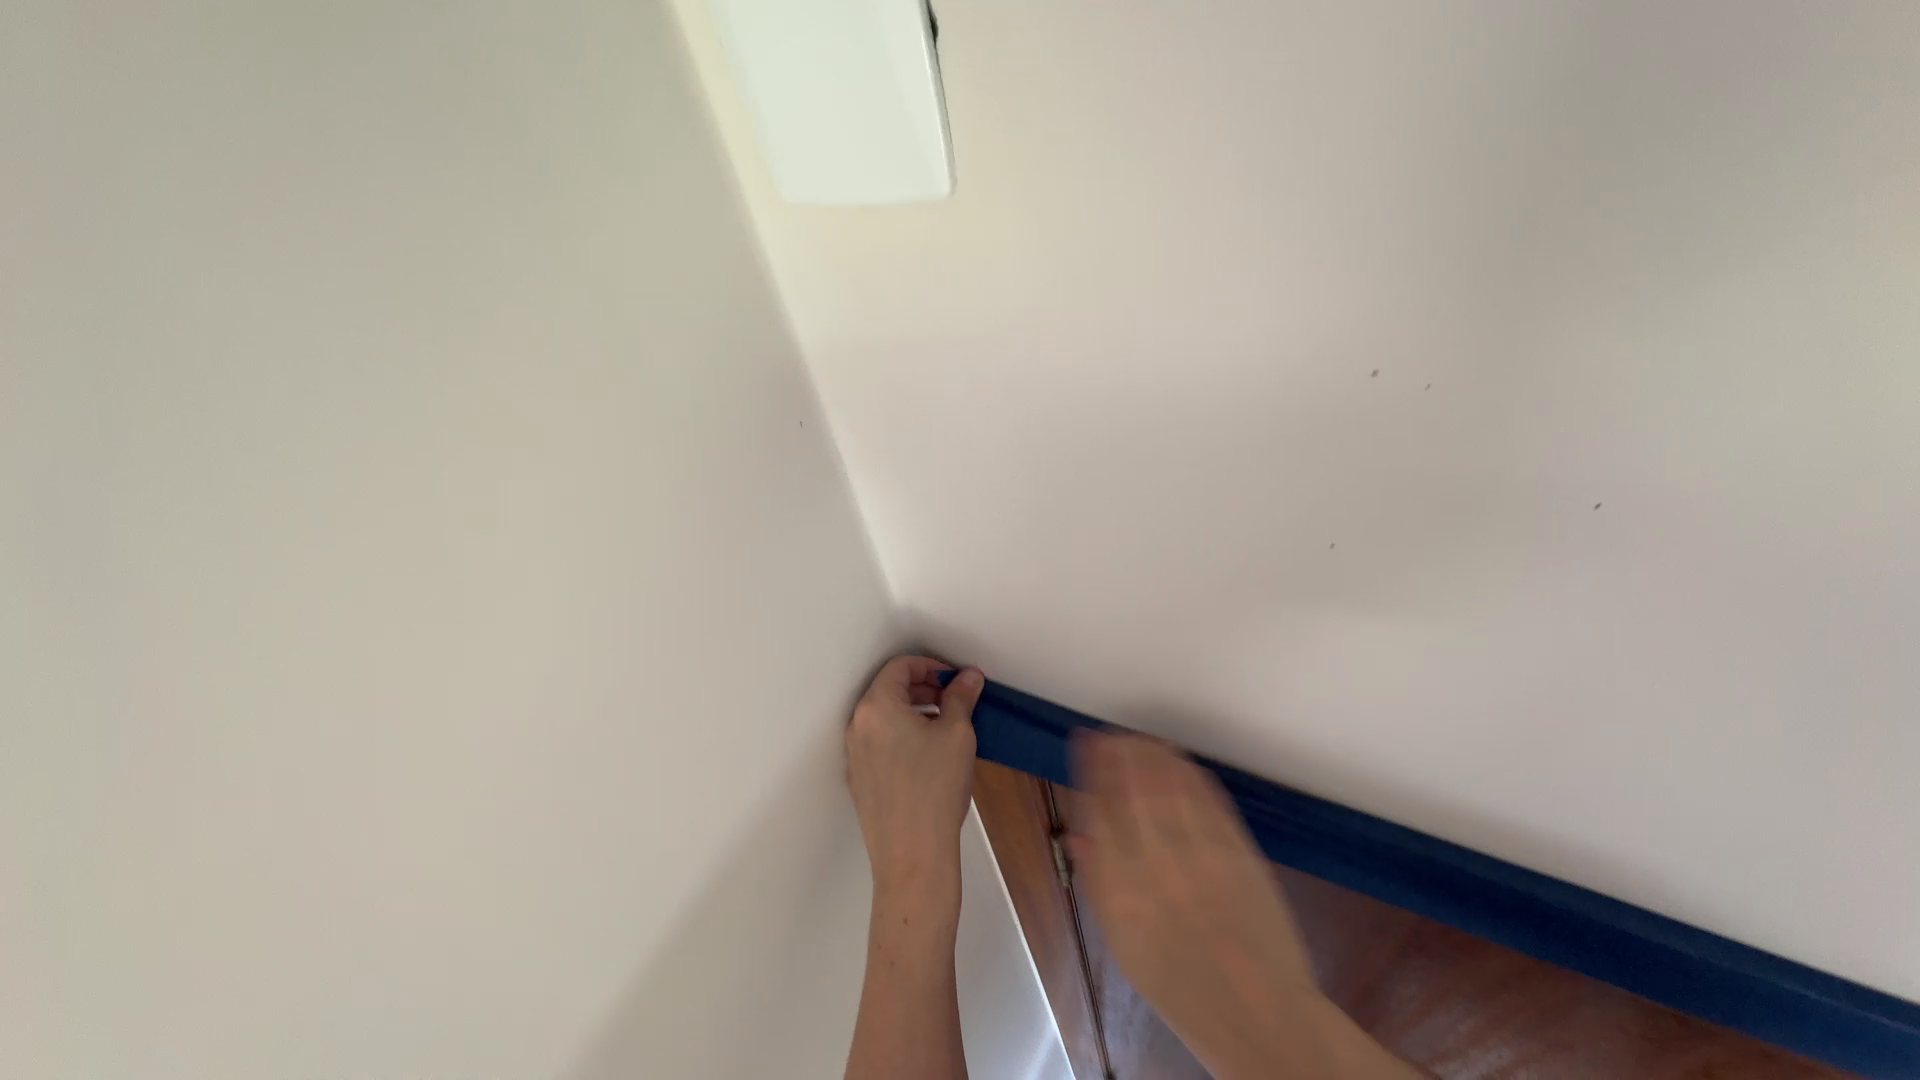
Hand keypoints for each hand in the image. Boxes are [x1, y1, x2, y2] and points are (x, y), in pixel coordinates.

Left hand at [845, 656, 983, 899]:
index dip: (930, 665)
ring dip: (913, 711)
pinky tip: (930, 753)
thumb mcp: (957, 734)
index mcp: (877, 707)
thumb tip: (969, 677)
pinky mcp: (860, 778)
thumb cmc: (936, 789)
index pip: (899, 667)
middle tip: (954, 699)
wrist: (913, 854)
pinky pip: (880, 741)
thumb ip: (961, 697)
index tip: (955, 678)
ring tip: (946, 725)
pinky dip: (902, 734)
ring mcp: (855, 754)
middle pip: (888, 689)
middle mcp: (858, 726)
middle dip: (923, 687)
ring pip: (884, 716)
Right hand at [1071, 733, 1416, 1079]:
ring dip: (1151, 753)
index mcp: (1119, 886)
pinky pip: (1208, 797)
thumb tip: (1079, 836)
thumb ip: (1098, 884)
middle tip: (1110, 735)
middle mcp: (1155, 859)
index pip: (1098, 805)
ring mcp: (1200, 850)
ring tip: (1139, 739)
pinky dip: (1189, 772)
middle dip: (1118, 751)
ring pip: (1168, 781)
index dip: (1091, 767)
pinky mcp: (1238, 848)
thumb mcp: (1122, 943)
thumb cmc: (1179, 986)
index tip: (1085, 745)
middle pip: (1131, 783)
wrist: (1255, 1011)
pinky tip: (1179, 762)